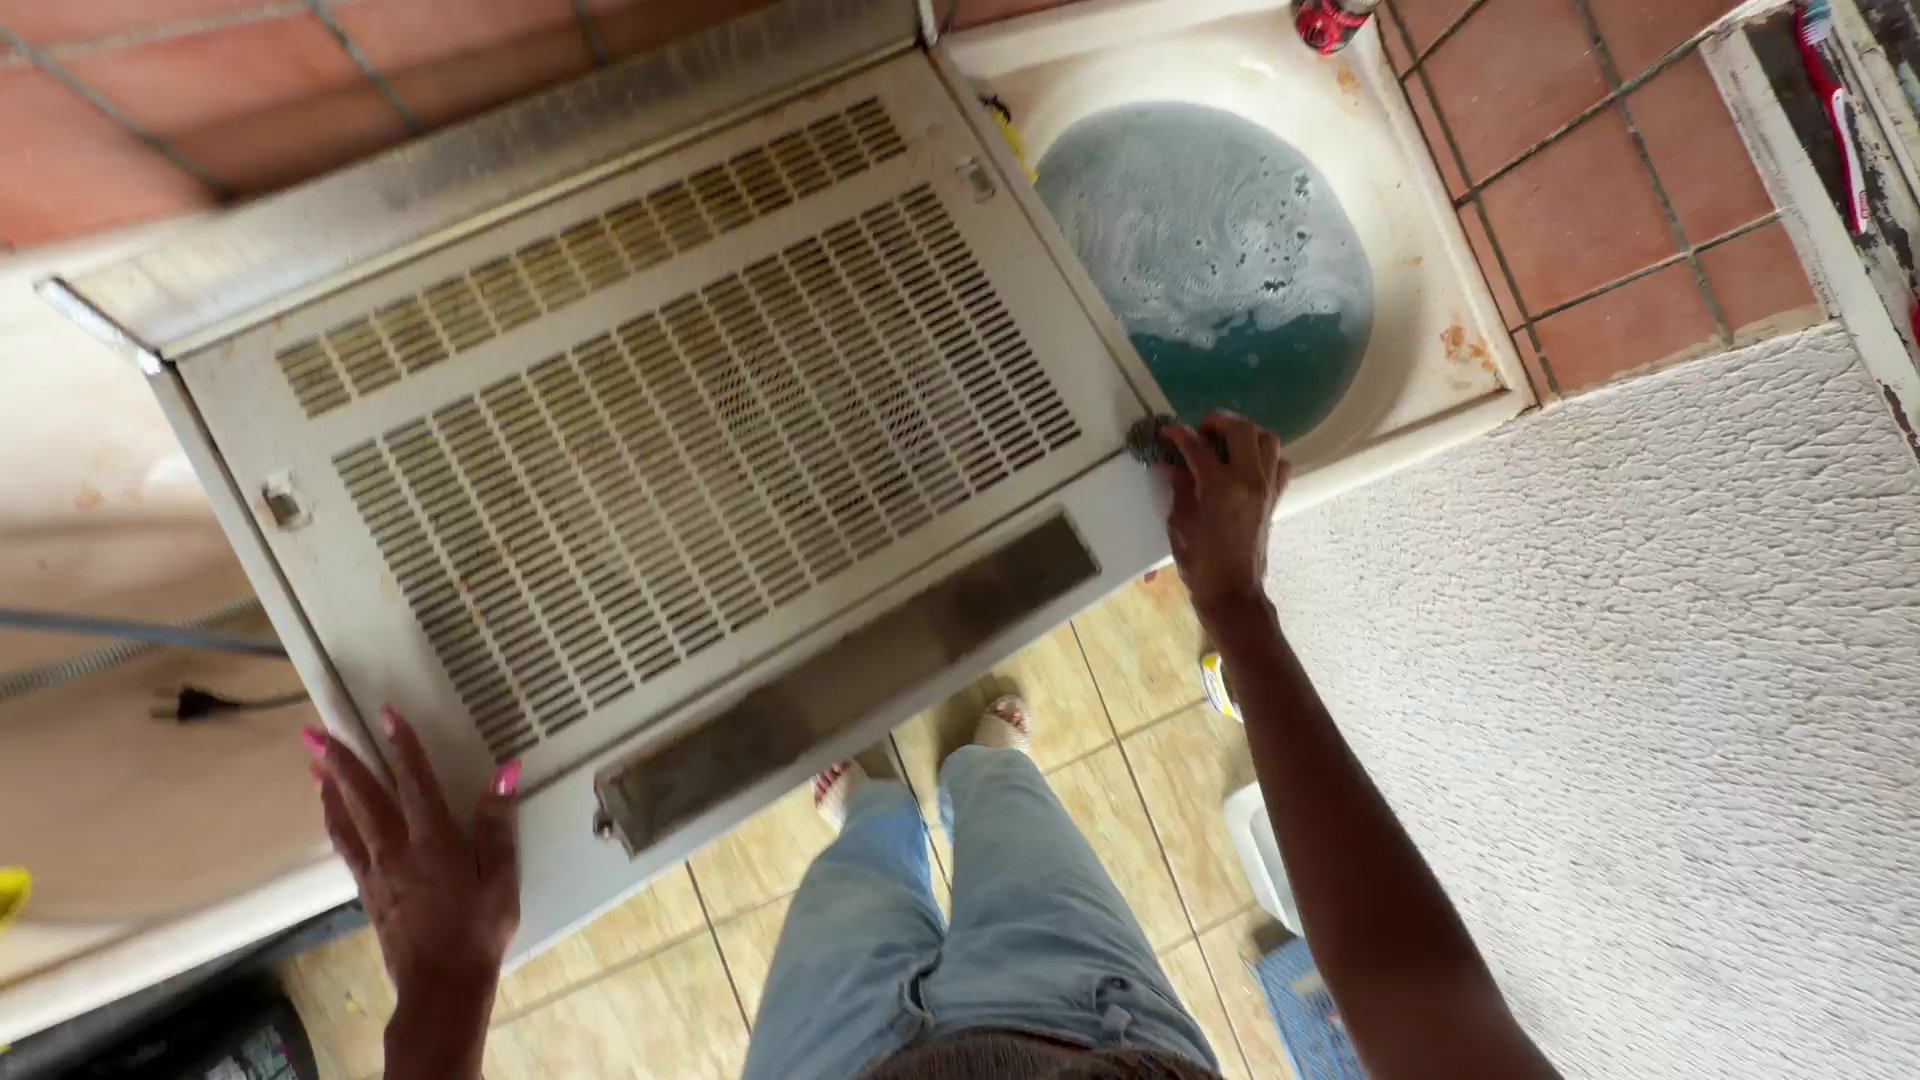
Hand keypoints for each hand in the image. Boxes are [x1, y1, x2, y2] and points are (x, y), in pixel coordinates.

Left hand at [305, 706, 519, 1000]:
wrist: (442, 982)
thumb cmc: (480, 926)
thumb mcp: (501, 872)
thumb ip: (497, 820)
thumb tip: (505, 771)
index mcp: (433, 840)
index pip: (415, 781)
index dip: (403, 744)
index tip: (388, 714)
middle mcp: (396, 849)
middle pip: (364, 796)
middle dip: (340, 761)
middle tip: (314, 732)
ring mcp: (376, 871)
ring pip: (346, 819)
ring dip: (329, 787)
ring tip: (314, 762)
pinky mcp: (368, 890)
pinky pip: (345, 845)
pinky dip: (334, 820)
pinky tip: (332, 812)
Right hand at [1157, 411, 1289, 617]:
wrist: (1232, 591)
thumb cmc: (1200, 561)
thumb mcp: (1180, 523)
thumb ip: (1179, 488)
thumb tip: (1173, 466)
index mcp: (1220, 485)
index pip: (1198, 446)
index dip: (1179, 435)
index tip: (1167, 432)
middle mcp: (1249, 479)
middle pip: (1242, 429)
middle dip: (1218, 422)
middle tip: (1200, 431)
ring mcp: (1267, 487)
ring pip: (1268, 440)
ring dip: (1246, 434)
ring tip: (1226, 443)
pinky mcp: (1275, 498)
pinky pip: (1280, 464)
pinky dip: (1266, 457)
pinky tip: (1247, 465)